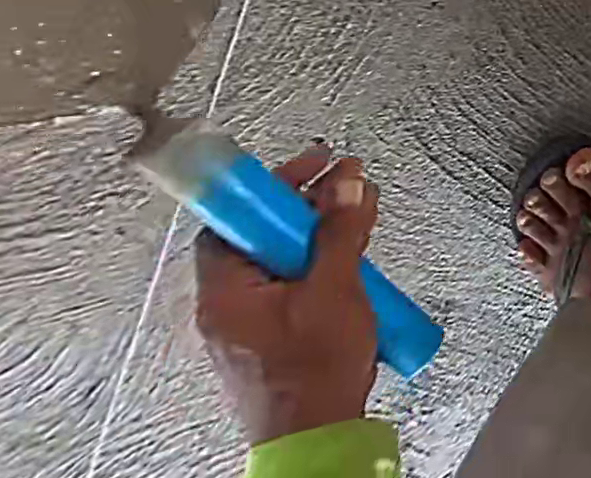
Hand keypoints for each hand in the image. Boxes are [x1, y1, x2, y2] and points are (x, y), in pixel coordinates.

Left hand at [194, 145, 380, 443]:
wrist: (319, 429)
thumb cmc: (314, 370)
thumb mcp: (335, 288)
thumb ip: (341, 232)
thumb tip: (346, 183)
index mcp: (228, 293)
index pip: (235, 222)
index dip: (272, 187)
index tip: (312, 162)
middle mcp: (231, 303)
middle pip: (263, 234)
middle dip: (308, 203)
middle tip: (347, 183)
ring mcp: (254, 316)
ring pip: (284, 254)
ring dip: (323, 228)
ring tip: (361, 214)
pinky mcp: (278, 325)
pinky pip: (297, 274)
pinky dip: (326, 254)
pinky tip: (354, 251)